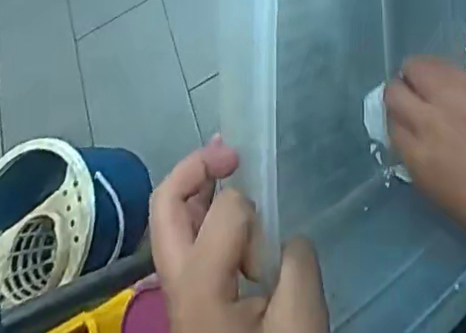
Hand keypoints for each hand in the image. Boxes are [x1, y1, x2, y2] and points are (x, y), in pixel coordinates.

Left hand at [149, 137, 327, 332]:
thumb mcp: (299, 323)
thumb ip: (298, 264)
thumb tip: (287, 239)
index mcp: (198, 286)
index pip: (225, 213)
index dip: (253, 216)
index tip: (269, 254)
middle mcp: (176, 281)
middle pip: (166, 203)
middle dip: (196, 167)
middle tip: (231, 151)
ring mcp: (177, 290)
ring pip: (170, 218)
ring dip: (197, 186)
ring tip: (229, 167)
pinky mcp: (189, 299)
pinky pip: (188, 239)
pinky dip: (206, 214)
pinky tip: (232, 213)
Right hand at [385, 56, 465, 257]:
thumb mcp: (434, 189)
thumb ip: (415, 155)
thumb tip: (408, 133)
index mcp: (417, 155)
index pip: (389, 121)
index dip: (397, 120)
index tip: (406, 124)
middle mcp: (430, 122)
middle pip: (395, 90)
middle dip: (400, 93)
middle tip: (413, 101)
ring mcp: (454, 101)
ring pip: (417, 66)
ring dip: (417, 74)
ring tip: (428, 84)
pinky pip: (447, 67)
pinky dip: (441, 71)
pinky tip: (448, 83)